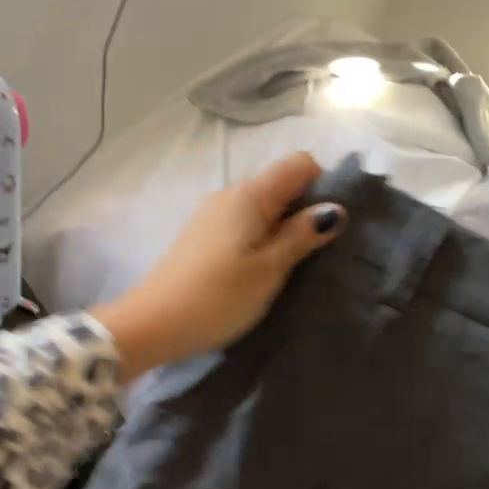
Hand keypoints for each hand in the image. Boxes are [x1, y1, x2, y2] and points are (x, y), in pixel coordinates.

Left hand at [91, 152, 345, 380]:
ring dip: (281, 230)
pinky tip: (259, 273)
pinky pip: (242, 227)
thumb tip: (335, 210)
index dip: (322, 187)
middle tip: (314, 254)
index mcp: (249, 195)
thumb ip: (302, 235)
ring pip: (261, 209)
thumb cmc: (218, 298)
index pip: (299, 163)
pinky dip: (259, 242)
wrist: (154, 325)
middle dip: (303, 211)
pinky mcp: (201, 239)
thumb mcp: (269, 269)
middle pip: (280, 185)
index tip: (327, 226)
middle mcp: (229, 196)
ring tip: (289, 268)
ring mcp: (211, 217)